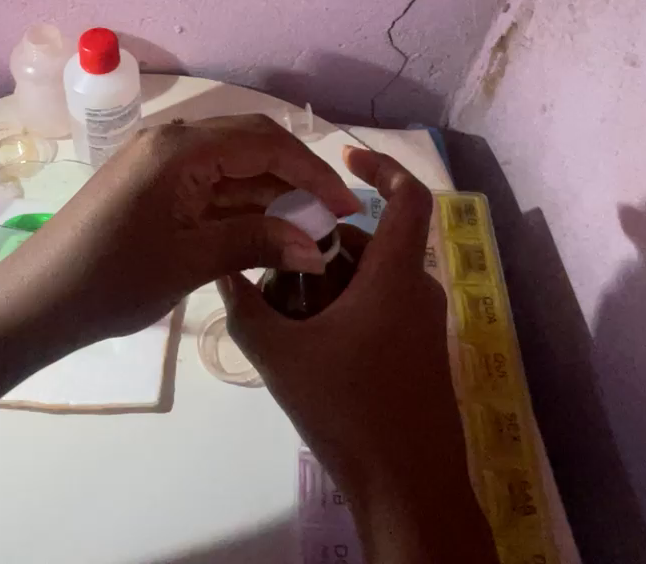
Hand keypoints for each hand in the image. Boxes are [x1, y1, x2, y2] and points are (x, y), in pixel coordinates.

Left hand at [0, 114, 360, 344]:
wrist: (33, 303)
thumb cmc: (110, 281)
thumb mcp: (191, 261)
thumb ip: (256, 242)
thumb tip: (316, 247)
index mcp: (181, 148)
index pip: (266, 143)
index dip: (313, 173)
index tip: (346, 207)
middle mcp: (172, 139)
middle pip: (252, 143)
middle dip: (297, 176)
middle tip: (332, 216)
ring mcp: (159, 159)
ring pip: (233, 163)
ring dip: (270, 190)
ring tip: (307, 227)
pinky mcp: (152, 181)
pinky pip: (210, 180)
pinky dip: (241, 200)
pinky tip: (266, 227)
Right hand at [220, 148, 488, 560]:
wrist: (409, 489)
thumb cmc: (349, 411)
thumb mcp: (282, 357)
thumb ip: (246, 307)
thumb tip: (220, 268)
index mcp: (396, 275)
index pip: (409, 196)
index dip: (383, 165)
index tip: (344, 156)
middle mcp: (419, 290)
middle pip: (379, 238)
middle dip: (332, 236)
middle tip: (283, 249)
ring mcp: (425, 324)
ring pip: (381, 275)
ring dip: (338, 274)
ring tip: (288, 298)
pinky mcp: (422, 352)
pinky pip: (388, 304)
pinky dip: (353, 301)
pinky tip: (314, 336)